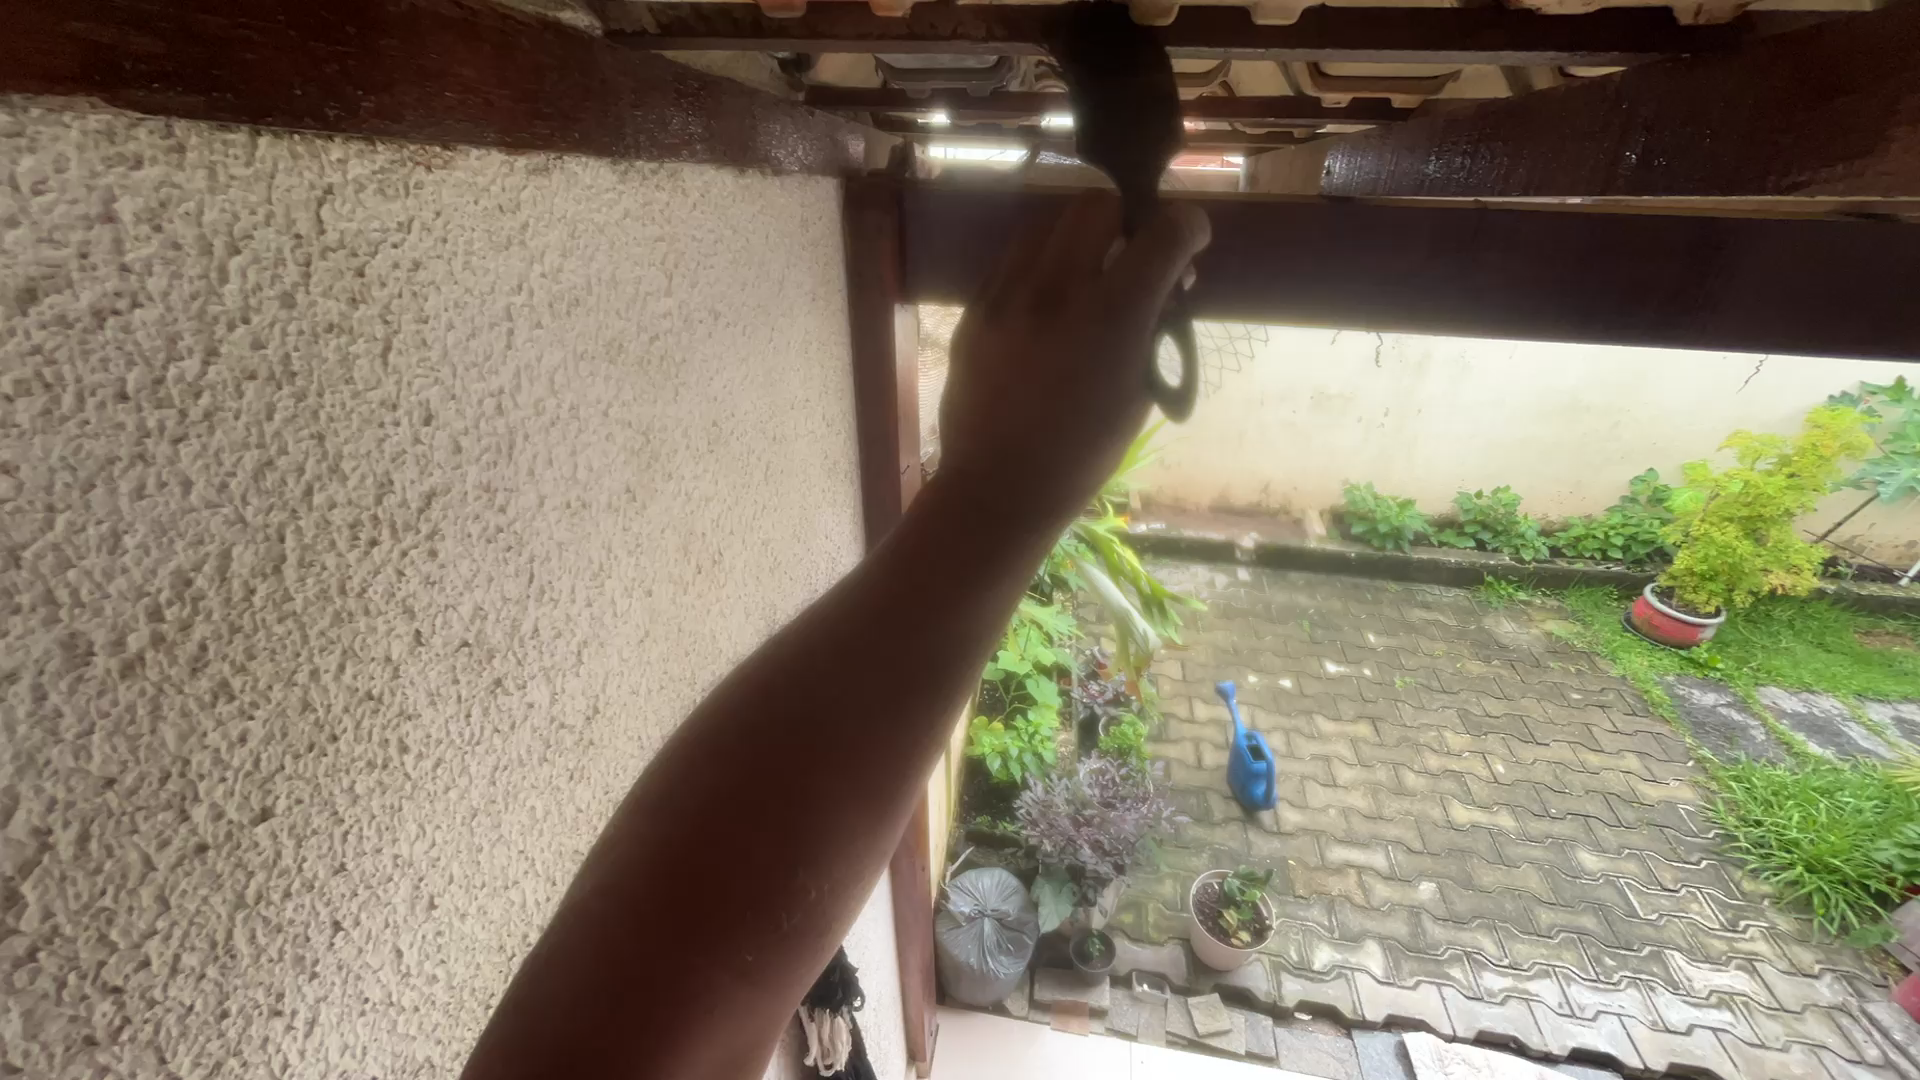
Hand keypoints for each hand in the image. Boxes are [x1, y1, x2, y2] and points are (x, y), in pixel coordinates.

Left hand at [936, 191, 1210, 528]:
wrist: (999, 485)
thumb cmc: (1081, 454)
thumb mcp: (1138, 394)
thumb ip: (1152, 328)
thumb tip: (1162, 286)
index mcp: (1111, 316)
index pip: (1164, 232)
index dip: (1189, 227)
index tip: (1189, 240)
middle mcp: (1055, 289)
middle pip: (1098, 204)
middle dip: (1126, 220)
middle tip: (1128, 258)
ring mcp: (1006, 295)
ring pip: (1046, 224)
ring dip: (1075, 239)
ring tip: (1081, 278)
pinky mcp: (974, 309)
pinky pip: (1011, 261)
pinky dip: (1037, 267)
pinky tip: (1042, 304)